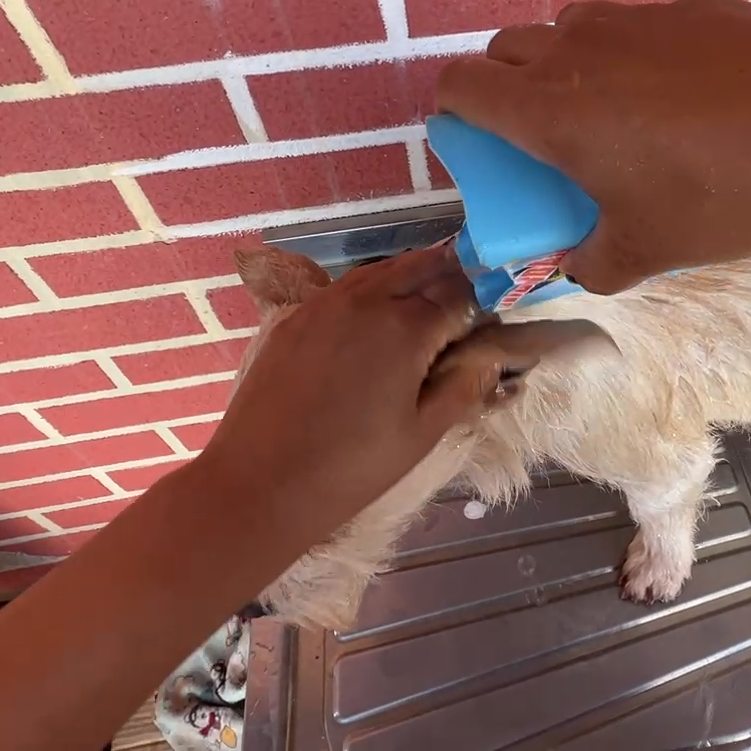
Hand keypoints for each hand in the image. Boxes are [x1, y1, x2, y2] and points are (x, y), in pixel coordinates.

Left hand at [204, 248, 491, 544]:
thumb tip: (492, 356)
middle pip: (421, 265)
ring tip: (426, 302)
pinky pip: (346, 287)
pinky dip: (372, 290)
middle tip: (464, 300)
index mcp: (406, 327)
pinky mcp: (296, 314)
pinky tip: (375, 318)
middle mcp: (367, 300)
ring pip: (382, 269)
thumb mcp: (422, 434)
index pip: (460, 294)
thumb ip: (463, 386)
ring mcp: (326, 302)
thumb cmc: (351, 468)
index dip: (482, 303)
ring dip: (411, 276)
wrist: (258, 485)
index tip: (490, 320)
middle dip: (450, 275)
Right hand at [437, 0, 750, 292]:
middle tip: (544, 130)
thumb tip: (581, 268)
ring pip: (572, 27)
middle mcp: (578, 49)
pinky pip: (640, 24)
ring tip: (617, 107)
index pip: (460, 83)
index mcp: (548, 109)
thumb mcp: (645, 251)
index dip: (453, 105)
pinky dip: (639, 52)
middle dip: (507, 83)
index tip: (473, 132)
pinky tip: (694, 90)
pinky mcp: (692, 4)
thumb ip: (594, 265)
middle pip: (507, 46)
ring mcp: (637, 18)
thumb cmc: (717, 196)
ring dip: (569, 61)